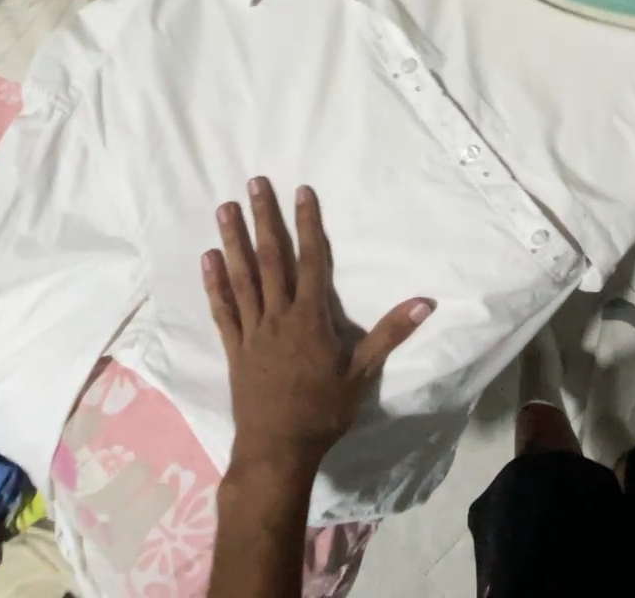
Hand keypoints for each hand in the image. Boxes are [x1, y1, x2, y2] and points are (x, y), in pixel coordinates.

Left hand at [203, 178, 434, 471]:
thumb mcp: (363, 372)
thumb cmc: (324, 410)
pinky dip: (215, 284)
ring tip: (224, 208)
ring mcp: (253, 330)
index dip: (307, 223)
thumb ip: (391, 333)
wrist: (278, 450)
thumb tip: (426, 301)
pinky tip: (207, 259)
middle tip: (254, 183)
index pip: (311, 260)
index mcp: (310, 317)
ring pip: (242, 277)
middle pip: (271, 258)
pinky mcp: (235, 348)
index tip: (302, 191)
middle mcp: (279, 315)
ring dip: (234, 241)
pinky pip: (223, 310)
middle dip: (264, 218)